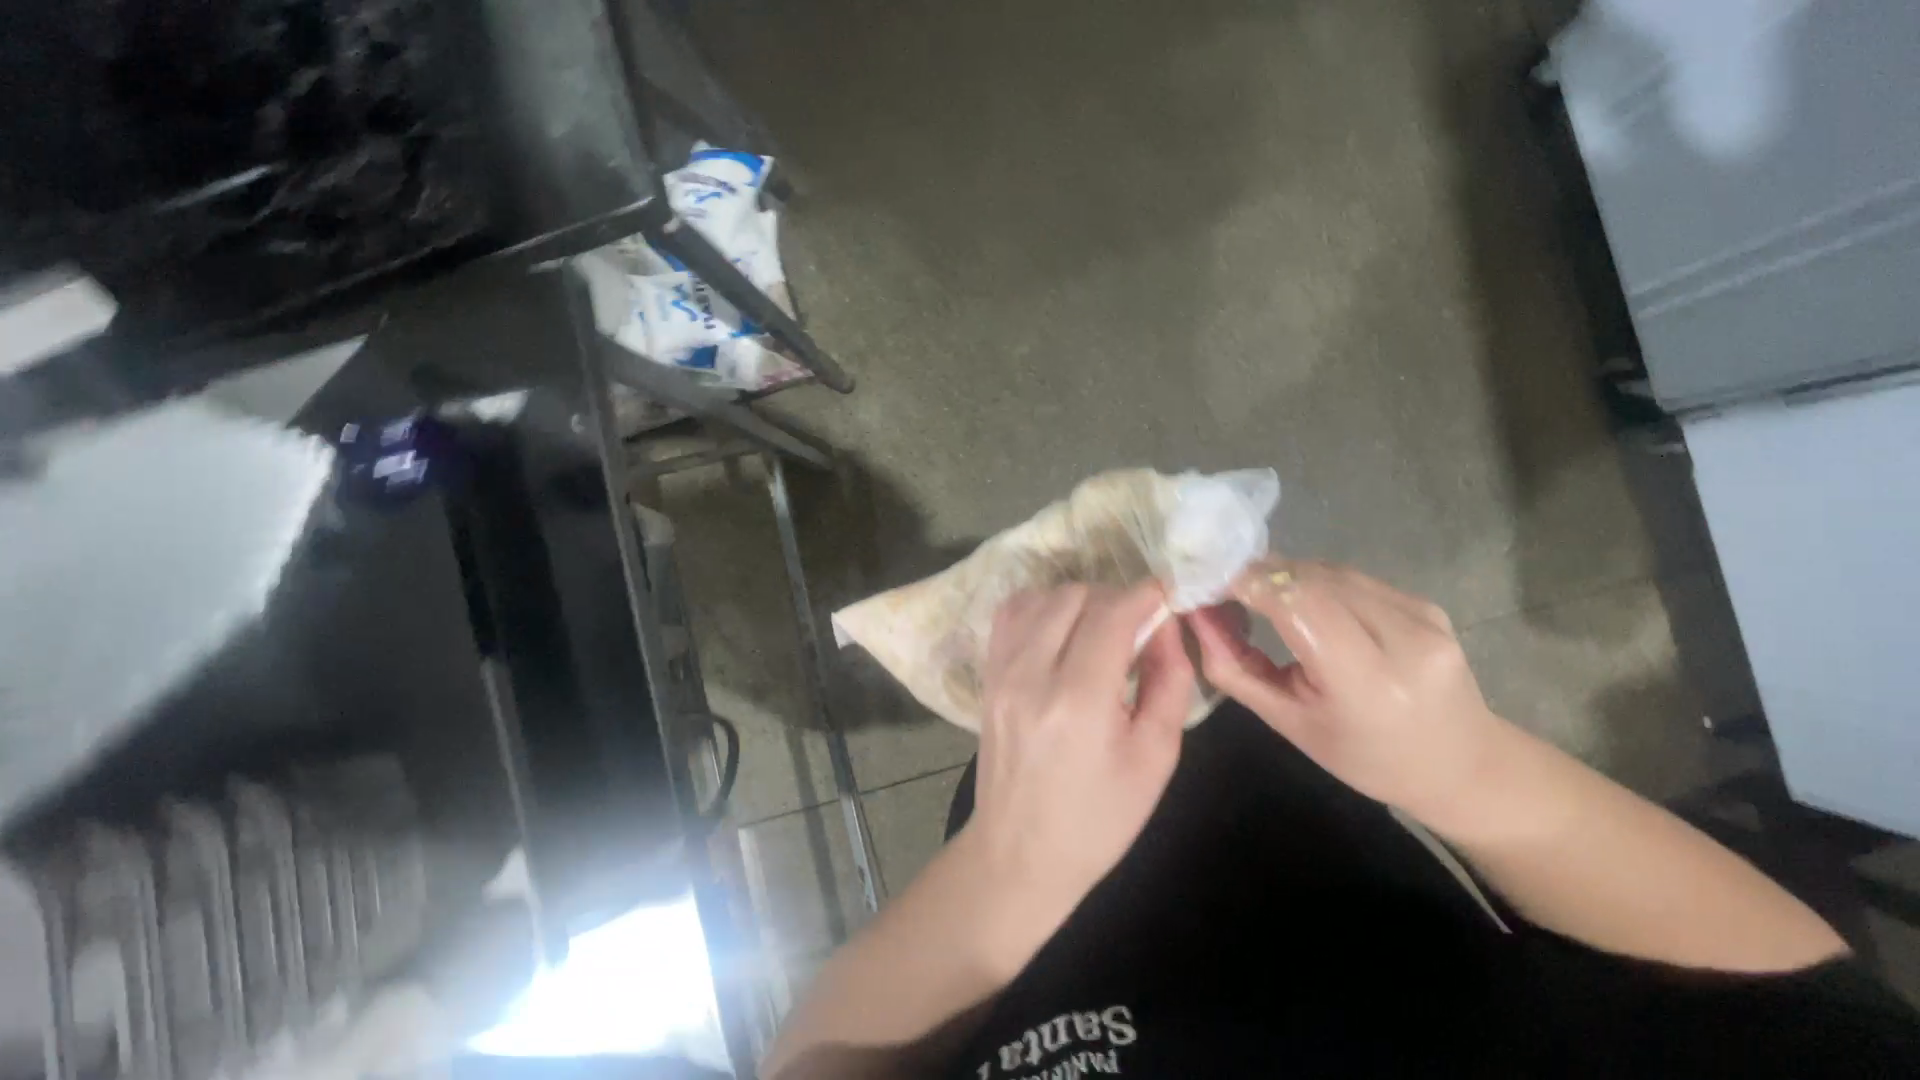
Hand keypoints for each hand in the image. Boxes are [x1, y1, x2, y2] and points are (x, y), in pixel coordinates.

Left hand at [969, 583, 1194, 921]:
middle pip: (1076, 596)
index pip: (1113, 613)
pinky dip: (1042, 608)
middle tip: (1140, 628)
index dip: (1147, 595)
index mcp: (1079, 701)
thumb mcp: (1156, 757)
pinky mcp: (986, 677)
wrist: (1020, 854)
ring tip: (1103, 631)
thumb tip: (1166, 624)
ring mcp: (1000, 673)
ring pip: (1041, 597)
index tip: (1168, 598)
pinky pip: (1011, 615)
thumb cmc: (1099, 818)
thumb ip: (1169, 681)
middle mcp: (1031, 675)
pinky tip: (1064, 632)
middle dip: (1116, 599)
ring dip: (1079, 601)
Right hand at [1186, 558, 1511, 831]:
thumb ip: (1235, 668)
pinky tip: (1300, 602)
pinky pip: (1353, 578)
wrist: (1458, 764)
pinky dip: (1315, 582)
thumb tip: (1195, 614)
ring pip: (1330, 572)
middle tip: (1218, 586)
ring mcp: (1422, 615)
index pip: (1297, 604)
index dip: (1246, 583)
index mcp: (1368, 683)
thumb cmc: (1363, 757)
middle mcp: (1403, 639)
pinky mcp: (1426, 603)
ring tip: (1253, 593)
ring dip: (1284, 575)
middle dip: (1258, 576)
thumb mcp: (1288, 723)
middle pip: (1312, 579)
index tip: (1203, 582)